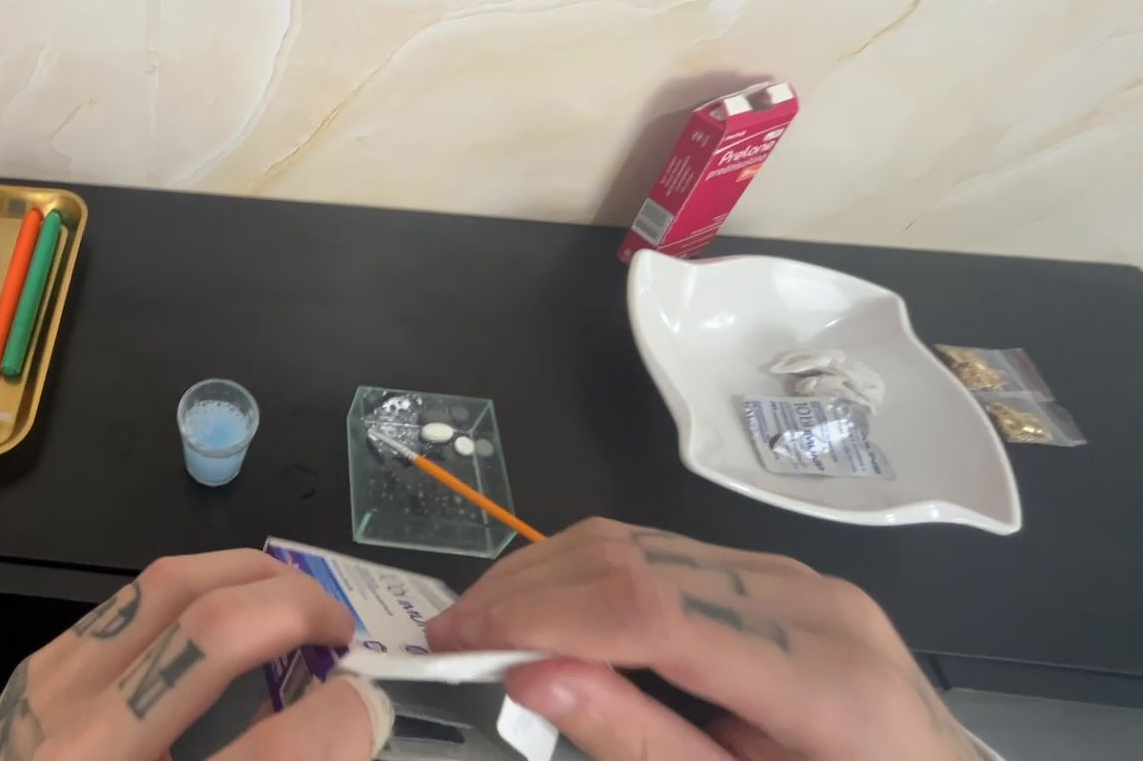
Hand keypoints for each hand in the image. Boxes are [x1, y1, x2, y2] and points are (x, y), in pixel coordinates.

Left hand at [0, 548, 394, 760]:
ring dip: (245, 577)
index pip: (260, 760)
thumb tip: (331, 725)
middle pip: (207, 632)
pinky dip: (194, 588)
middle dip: (293, 609)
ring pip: (166, 588)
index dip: (332, 726)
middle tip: (338, 627)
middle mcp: (83, 748)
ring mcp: (49, 695)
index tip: (366, 705)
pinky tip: (220, 607)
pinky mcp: (37, 670)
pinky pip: (130, 599)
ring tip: (290, 597)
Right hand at [425, 518, 983, 760]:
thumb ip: (638, 744)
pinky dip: (573, 572)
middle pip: (627, 562)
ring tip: (482, 619)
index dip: (541, 617)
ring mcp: (784, 577)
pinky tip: (537, 603)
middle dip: (522, 592)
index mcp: (830, 682)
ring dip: (535, 574)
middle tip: (452, 633)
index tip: (464, 641)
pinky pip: (644, 549)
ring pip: (624, 541)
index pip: (650, 611)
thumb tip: (526, 676)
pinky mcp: (759, 573)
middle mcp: (807, 601)